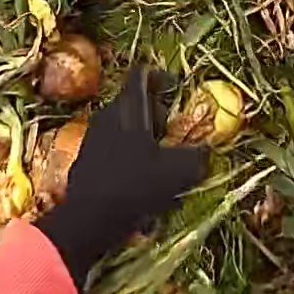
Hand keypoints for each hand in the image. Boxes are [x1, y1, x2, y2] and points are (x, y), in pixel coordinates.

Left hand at [34, 66, 205, 285]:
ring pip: (123, 123)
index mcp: (129, 107)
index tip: (176, 89)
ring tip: (159, 159)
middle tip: (172, 132)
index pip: (142, 74)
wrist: (88, 219)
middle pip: (134, 100)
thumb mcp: (177, 171)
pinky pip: (112, 143)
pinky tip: (139, 179)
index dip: (161, 76)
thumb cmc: (134, 185)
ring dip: (143, 134)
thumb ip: (198, 157)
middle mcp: (108, 114)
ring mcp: (93, 134)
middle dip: (157, 112)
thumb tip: (207, 151)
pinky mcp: (85, 156)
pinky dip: (128, 151)